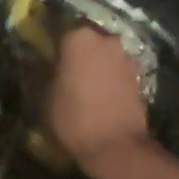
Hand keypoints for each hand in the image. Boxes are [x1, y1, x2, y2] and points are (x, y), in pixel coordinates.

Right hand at [48, 27, 151, 172]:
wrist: (116, 146)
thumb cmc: (73, 118)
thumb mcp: (44, 97)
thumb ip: (43, 73)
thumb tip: (40, 64)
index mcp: (79, 38)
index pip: (59, 32)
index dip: (51, 47)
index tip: (45, 61)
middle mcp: (105, 40)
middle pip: (85, 42)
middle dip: (75, 55)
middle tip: (63, 75)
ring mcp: (125, 57)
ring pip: (102, 56)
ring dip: (93, 67)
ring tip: (81, 89)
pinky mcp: (138, 76)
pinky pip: (115, 72)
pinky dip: (107, 79)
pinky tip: (98, 97)